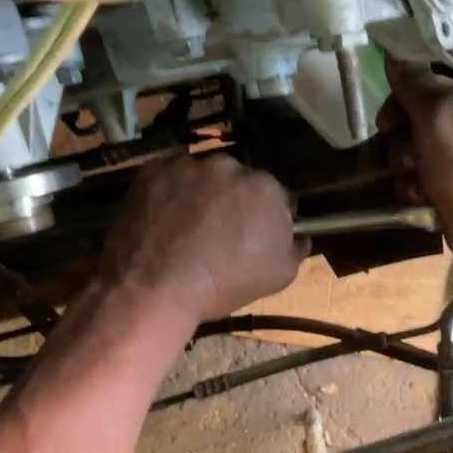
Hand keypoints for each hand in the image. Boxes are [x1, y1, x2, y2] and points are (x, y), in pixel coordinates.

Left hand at [100, 155, 305, 322]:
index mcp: (266, 187)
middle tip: (220, 231)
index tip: (256, 235)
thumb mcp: (280, 276)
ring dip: (201, 194)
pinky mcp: (152, 171)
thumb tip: (300, 237)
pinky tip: (164, 220)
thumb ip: (296, 248)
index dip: (267, 216)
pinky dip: (169, 193)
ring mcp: (188, 166)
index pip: (275, 196)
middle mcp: (229, 166)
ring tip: (187, 226)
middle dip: (234, 200)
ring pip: (202, 177)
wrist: (154, 287)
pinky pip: (169, 178)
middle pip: (238, 181)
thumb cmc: (224, 283)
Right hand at [380, 58, 452, 255]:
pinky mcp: (444, 186)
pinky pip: (413, 180)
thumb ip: (413, 84)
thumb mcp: (435, 113)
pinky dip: (413, 190)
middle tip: (408, 157)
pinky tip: (422, 199)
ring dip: (404, 170)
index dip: (397, 102)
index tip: (387, 122)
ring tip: (418, 183)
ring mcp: (450, 158)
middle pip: (407, 123)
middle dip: (399, 143)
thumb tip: (393, 53)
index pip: (417, 86)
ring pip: (406, 154)